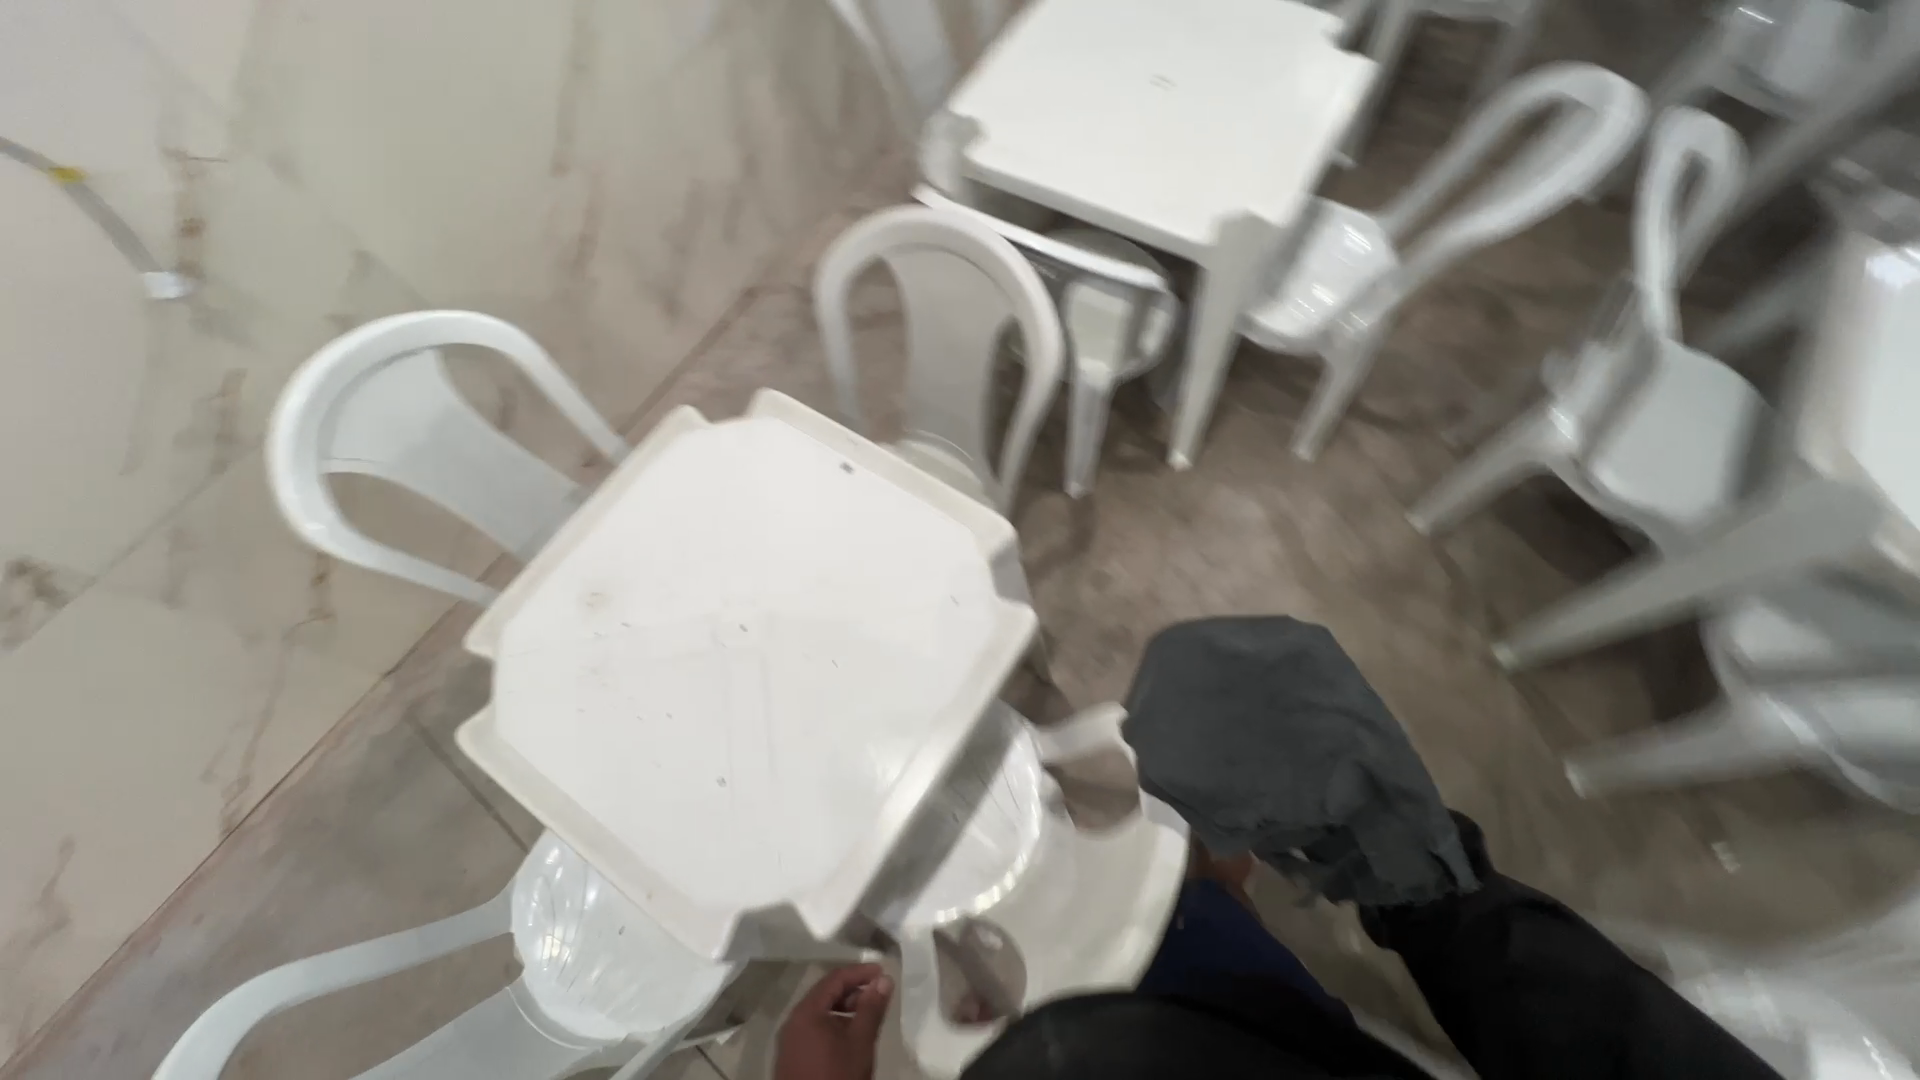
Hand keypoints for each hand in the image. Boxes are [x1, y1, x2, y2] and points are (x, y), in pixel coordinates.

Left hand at [774, 963, 892, 1079]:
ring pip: (819, 1013)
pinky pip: (813, 1030)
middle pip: (824, 993)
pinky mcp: (791, 1059)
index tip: (883, 972)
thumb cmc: (836, 1077)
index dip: (860, 972)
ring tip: (866, 1017)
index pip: (835, 978)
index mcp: (806, 1012)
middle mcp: (793, 1022)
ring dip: (844, 1009)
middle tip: (877, 995)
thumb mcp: (860, 1042)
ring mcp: (789, 1041)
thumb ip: (872, 1008)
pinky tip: (849, 1039)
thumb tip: (883, 979)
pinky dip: (833, 1025)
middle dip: (852, 990)